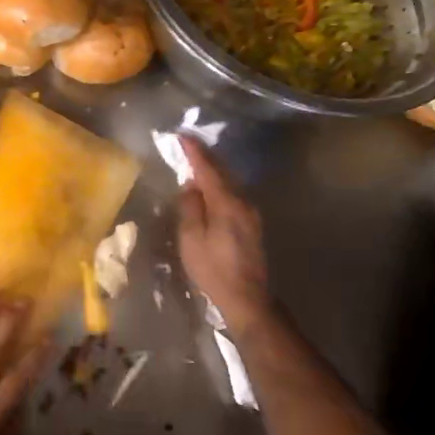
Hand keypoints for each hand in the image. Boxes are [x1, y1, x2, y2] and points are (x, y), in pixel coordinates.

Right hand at [177, 137, 272, 338]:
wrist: (247, 297)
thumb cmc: (213, 269)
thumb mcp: (191, 238)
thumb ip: (190, 207)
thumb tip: (190, 186)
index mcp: (226, 202)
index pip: (208, 169)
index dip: (194, 152)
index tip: (181, 136)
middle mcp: (243, 201)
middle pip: (223, 172)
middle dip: (205, 157)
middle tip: (187, 145)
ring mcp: (251, 213)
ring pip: (230, 183)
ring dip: (213, 171)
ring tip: (195, 164)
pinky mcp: (252, 224)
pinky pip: (233, 194)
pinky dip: (220, 186)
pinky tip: (210, 189)